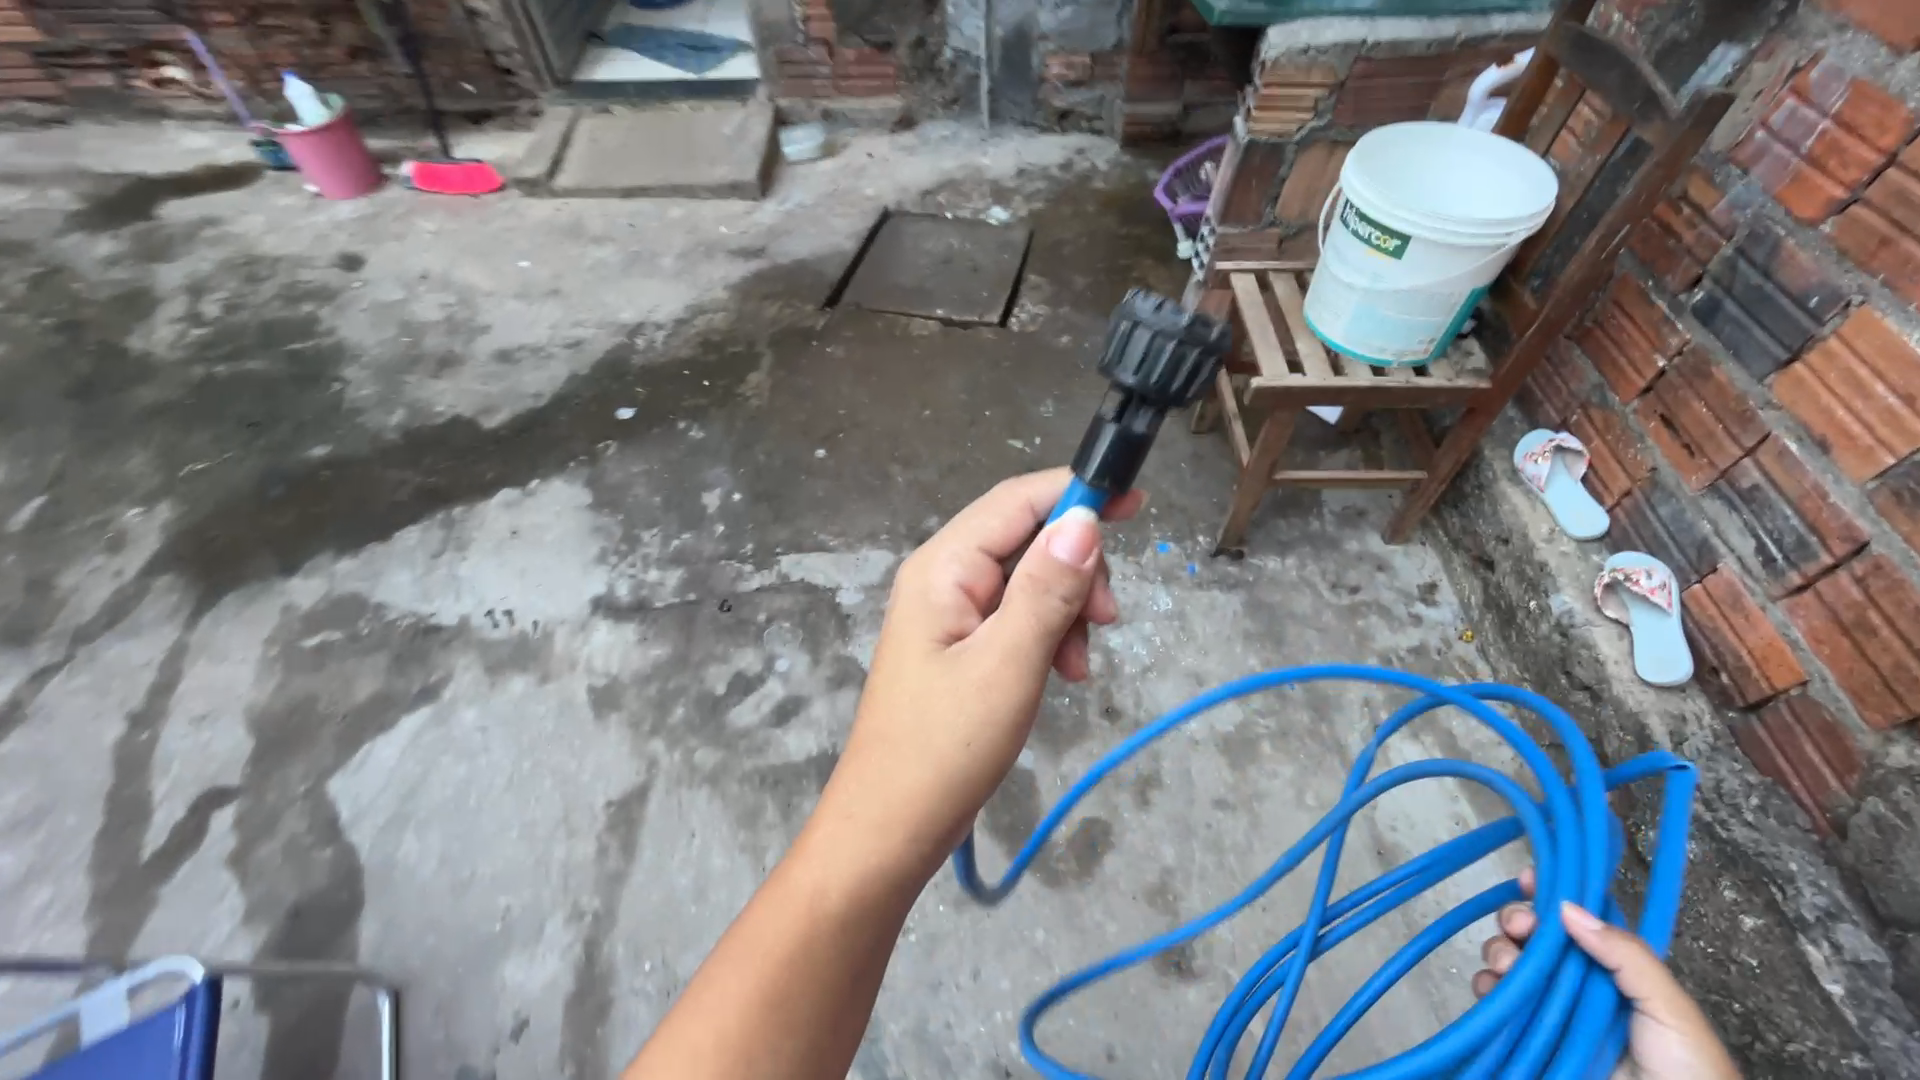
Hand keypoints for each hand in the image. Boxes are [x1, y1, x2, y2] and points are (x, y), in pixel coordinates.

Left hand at [808, 469, 1141, 882]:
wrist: (892, 825)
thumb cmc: (946, 746)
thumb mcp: (1008, 663)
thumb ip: (1046, 588)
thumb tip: (1083, 520)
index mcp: (944, 567)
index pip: (1018, 501)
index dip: (1077, 493)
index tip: (1135, 504)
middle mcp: (944, 577)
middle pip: (1026, 539)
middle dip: (1076, 570)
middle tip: (1108, 620)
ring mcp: (951, 613)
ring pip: (1029, 581)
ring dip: (1067, 610)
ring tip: (1079, 665)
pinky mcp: (962, 646)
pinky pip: (1017, 618)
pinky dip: (1049, 636)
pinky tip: (1063, 674)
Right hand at [1473, 869, 1740, 1079]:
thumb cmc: (1684, 1070)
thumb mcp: (1671, 1010)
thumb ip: (1627, 956)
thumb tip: (1564, 906)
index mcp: (1613, 971)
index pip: (1576, 922)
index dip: (1549, 896)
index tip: (1527, 879)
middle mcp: (1576, 983)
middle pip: (1534, 935)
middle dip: (1517, 921)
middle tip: (1519, 929)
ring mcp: (1549, 1009)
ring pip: (1508, 961)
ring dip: (1499, 952)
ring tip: (1508, 967)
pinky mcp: (1526, 1034)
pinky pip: (1495, 1000)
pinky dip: (1486, 986)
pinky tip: (1493, 989)